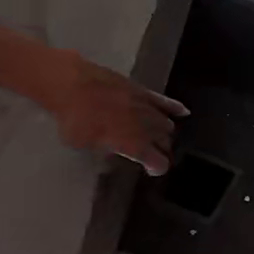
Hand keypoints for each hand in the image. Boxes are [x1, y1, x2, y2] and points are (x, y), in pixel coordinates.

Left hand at [39, 49, 187, 174]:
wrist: (69, 84)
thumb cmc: (72, 119)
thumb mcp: (84, 145)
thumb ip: (106, 149)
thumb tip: (114, 149)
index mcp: (135, 145)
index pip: (159, 163)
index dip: (157, 168)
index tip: (152, 169)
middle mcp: (147, 129)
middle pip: (165, 144)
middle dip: (161, 151)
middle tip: (153, 153)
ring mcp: (147, 108)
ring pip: (167, 125)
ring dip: (164, 133)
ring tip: (157, 136)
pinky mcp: (142, 91)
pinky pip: (165, 102)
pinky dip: (175, 108)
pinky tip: (184, 112)